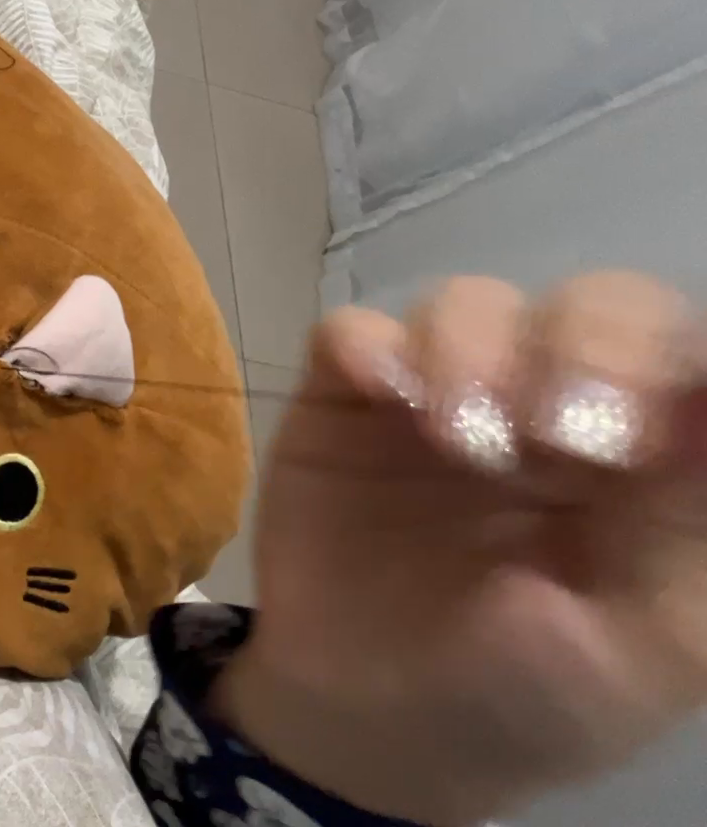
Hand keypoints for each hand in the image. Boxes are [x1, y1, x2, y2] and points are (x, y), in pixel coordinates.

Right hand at [214, 273, 706, 824]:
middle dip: (582, 348)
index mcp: (653, 466)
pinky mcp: (341, 402)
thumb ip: (673, 527)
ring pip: (465, 302)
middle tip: (552, 439)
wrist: (365, 710)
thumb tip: (703, 410)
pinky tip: (374, 392)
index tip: (627, 446)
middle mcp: (549, 409)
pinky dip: (363, 345)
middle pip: (591, 303)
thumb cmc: (523, 693)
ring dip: (466, 352)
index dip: (668, 366)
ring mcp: (435, 398)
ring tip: (452, 440)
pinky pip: (347, 333)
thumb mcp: (641, 638)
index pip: (693, 360)